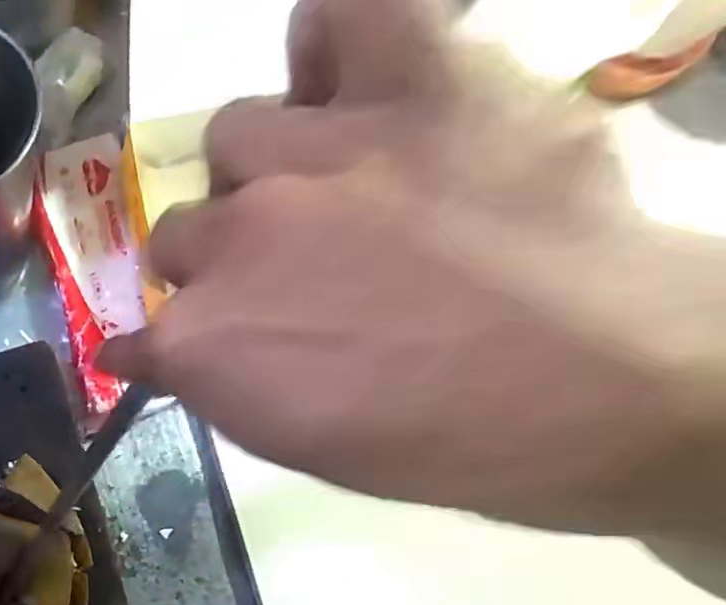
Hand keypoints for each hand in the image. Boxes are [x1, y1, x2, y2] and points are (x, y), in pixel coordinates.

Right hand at [103, 0, 725, 538]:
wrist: (594, 388)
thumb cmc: (416, 439)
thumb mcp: (269, 434)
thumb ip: (198, 378)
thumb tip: (143, 353)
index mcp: (193, 335)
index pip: (134, 337)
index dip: (166, 345)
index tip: (196, 354)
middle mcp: (232, 239)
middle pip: (177, 230)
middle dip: (211, 256)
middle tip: (273, 273)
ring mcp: (316, 157)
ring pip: (232, 133)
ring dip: (253, 167)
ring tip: (311, 181)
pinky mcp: (420, 87)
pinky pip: (350, 15)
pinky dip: (330, 35)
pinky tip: (335, 67)